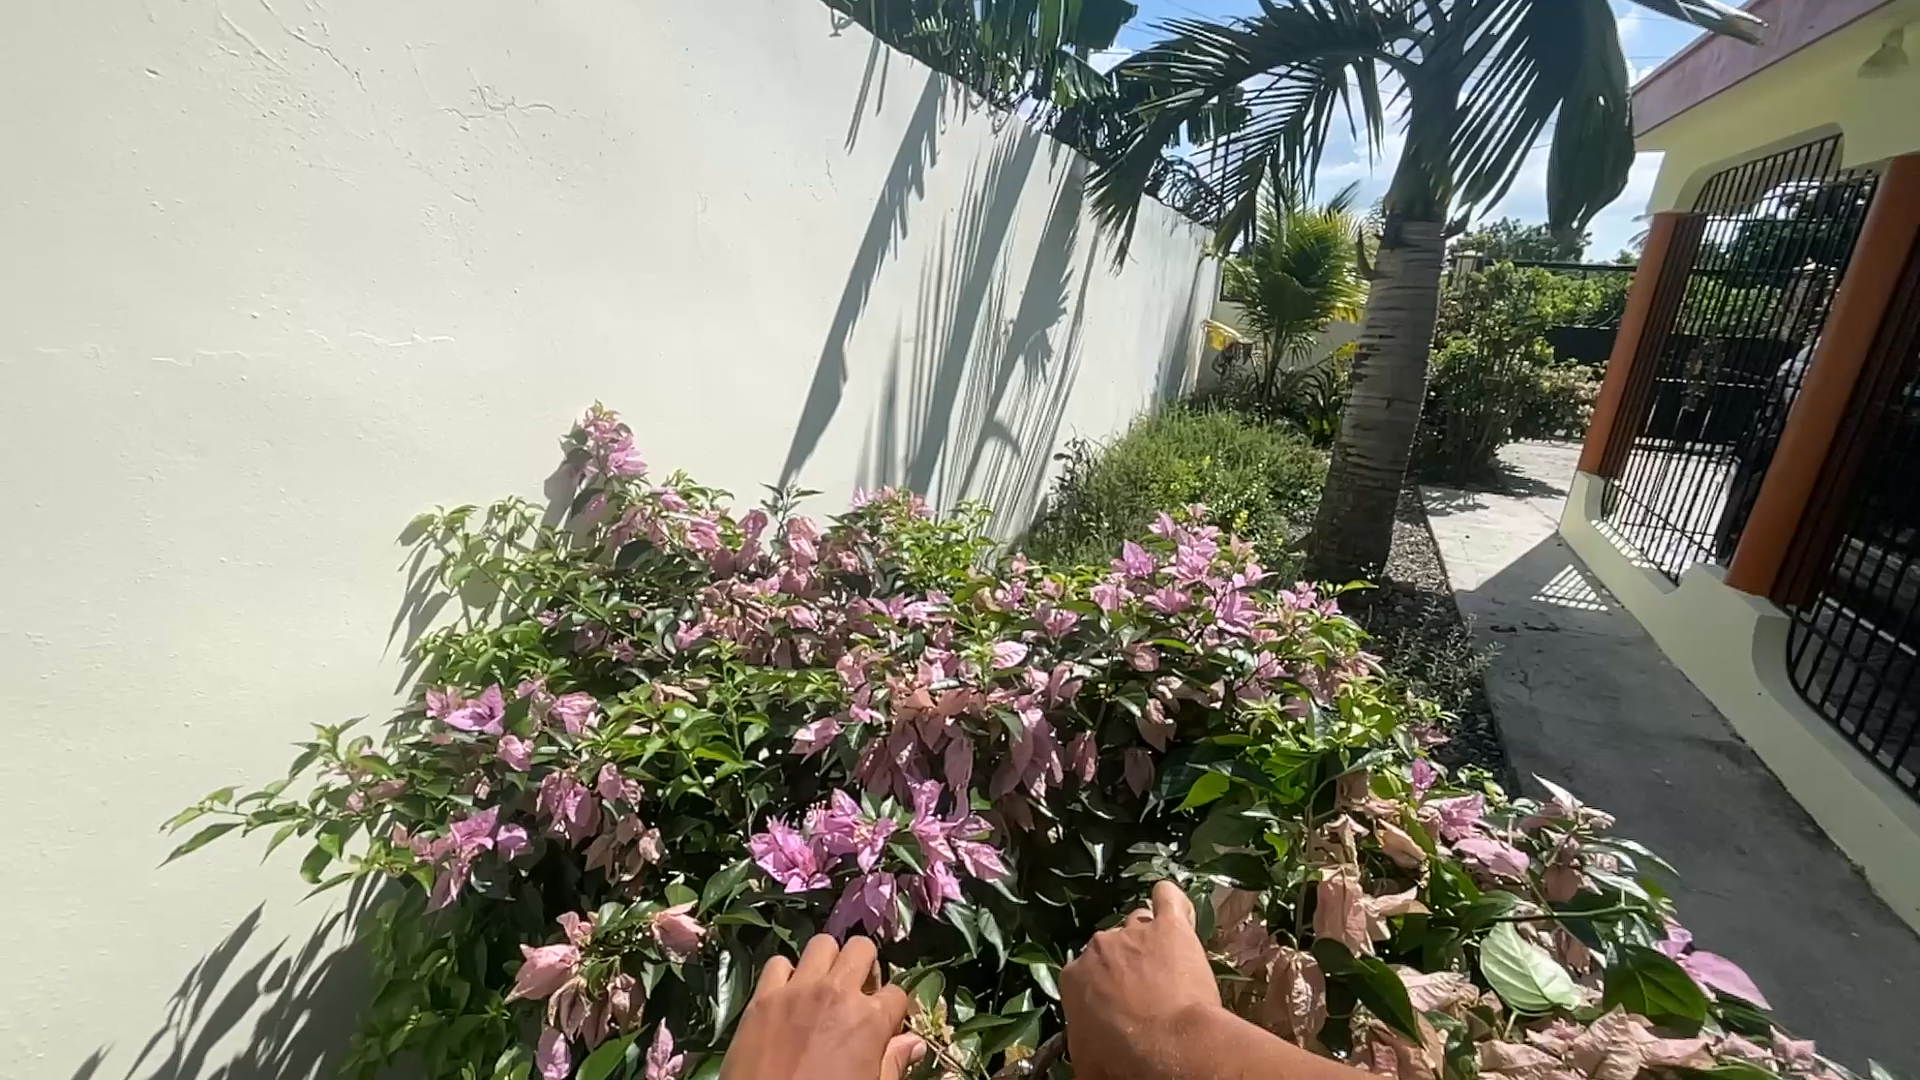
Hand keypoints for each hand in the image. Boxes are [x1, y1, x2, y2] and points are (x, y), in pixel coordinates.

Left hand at [721, 934, 925, 1079]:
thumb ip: (893, 1064)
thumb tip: (914, 1043)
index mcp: (869, 1019)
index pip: (897, 994)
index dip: (892, 1009)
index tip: (884, 1022)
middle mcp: (837, 993)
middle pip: (862, 948)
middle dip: (864, 966)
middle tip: (856, 992)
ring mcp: (798, 990)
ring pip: (822, 944)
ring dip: (827, 962)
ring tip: (822, 986)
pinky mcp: (763, 998)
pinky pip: (778, 964)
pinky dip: (785, 975)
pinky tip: (786, 995)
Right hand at [1059, 881, 1223, 1079]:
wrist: (1171, 1049)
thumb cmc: (1126, 1063)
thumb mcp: (1088, 1064)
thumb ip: (1080, 1047)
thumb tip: (1081, 1064)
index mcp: (1074, 977)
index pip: (1083, 975)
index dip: (1100, 992)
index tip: (1115, 1011)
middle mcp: (1099, 947)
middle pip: (1111, 948)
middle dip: (1124, 967)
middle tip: (1143, 994)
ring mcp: (1134, 933)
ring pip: (1138, 924)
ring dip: (1148, 940)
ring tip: (1165, 964)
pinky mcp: (1170, 927)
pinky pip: (1167, 898)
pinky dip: (1170, 900)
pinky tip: (1175, 907)